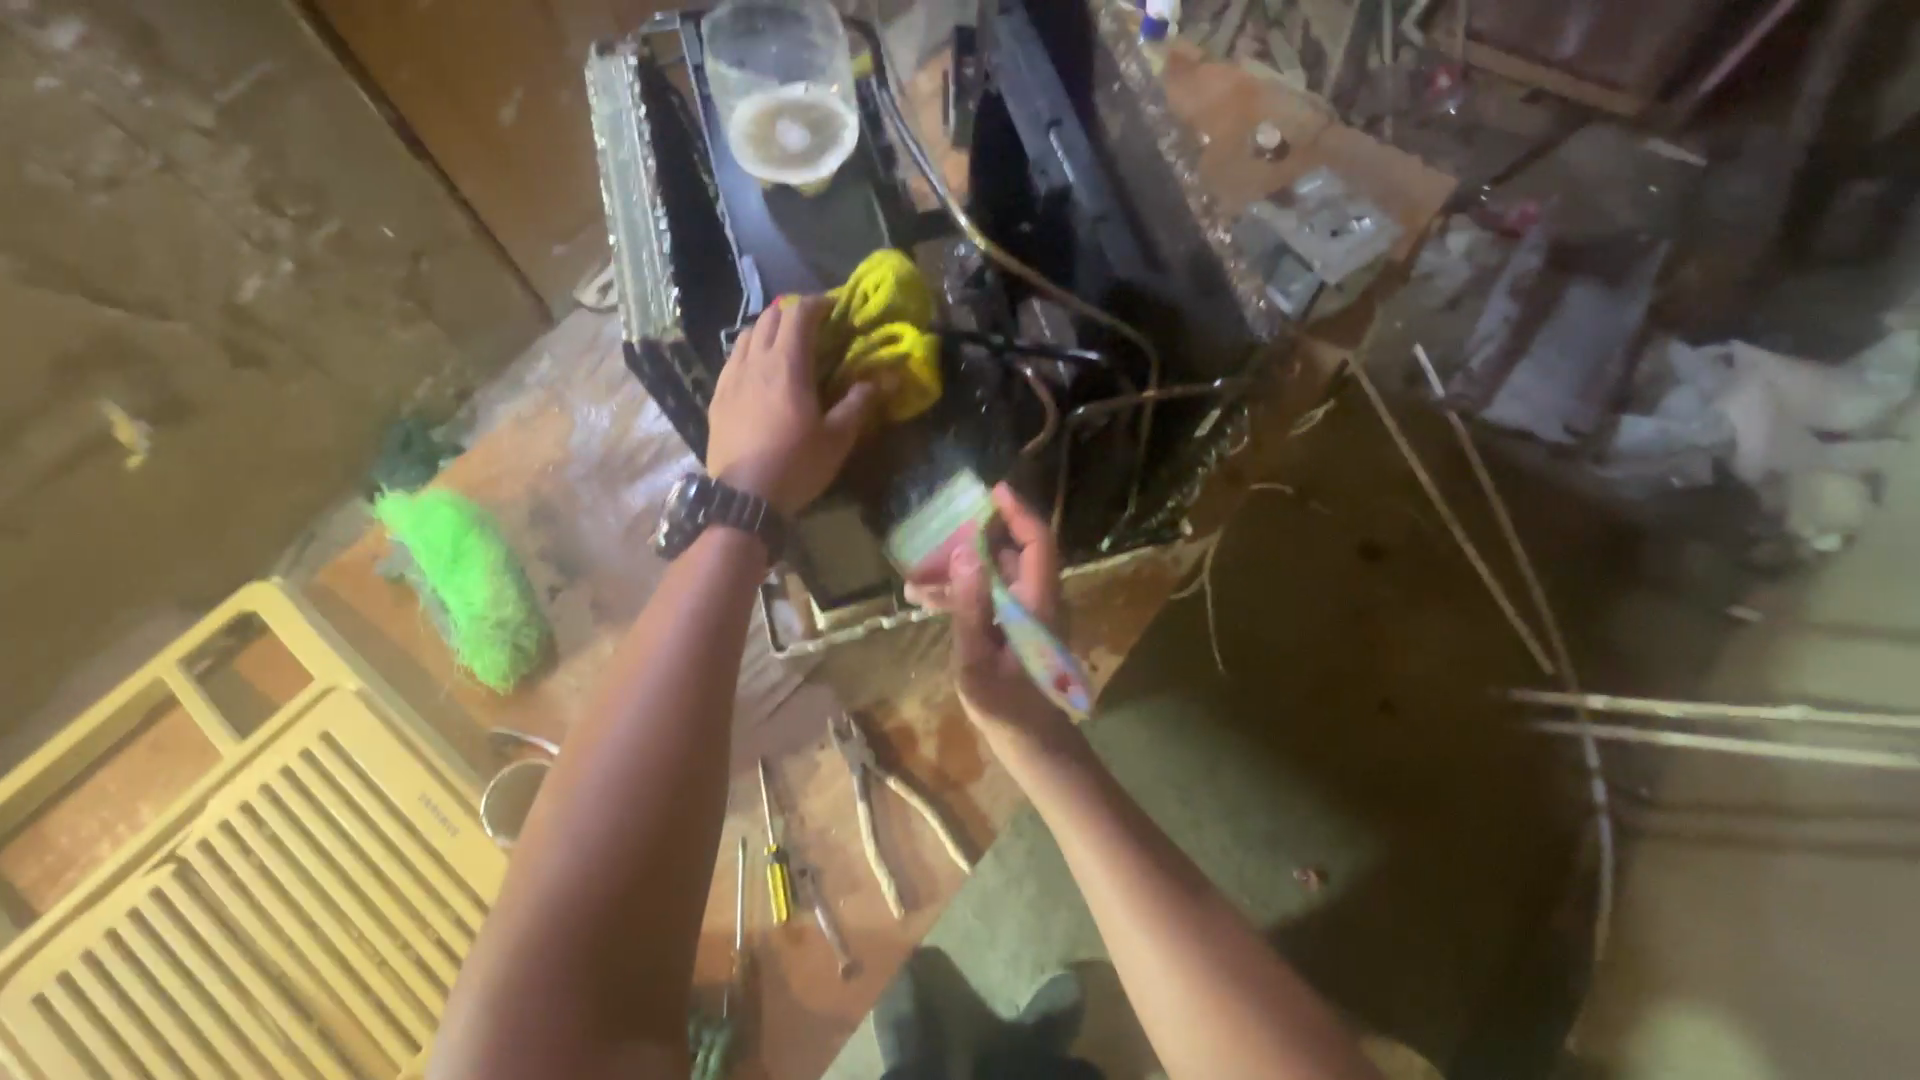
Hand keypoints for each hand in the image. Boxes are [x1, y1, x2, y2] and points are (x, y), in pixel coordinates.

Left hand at [706, 296, 880, 515]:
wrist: (744, 498)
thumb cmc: (796, 466)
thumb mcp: (837, 439)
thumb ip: (858, 404)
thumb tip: (882, 380)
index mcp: (788, 365)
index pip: (799, 313)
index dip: (817, 303)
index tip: (833, 308)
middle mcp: (756, 361)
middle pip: (771, 316)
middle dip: (793, 312)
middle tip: (813, 326)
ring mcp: (731, 377)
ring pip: (748, 334)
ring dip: (769, 329)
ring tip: (785, 345)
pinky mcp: (717, 396)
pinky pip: (733, 358)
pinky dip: (749, 351)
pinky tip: (758, 371)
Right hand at [947, 484, 1074, 738]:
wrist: (1031, 745)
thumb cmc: (1007, 708)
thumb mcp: (978, 663)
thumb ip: (971, 609)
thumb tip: (966, 554)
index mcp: (1038, 604)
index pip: (1038, 542)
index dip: (1019, 513)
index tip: (993, 491)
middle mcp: (1038, 602)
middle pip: (1011, 555)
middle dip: (972, 542)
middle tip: (933, 538)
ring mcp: (1027, 617)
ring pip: (995, 578)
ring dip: (959, 572)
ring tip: (914, 578)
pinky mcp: (1015, 631)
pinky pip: (989, 599)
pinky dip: (962, 595)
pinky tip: (923, 600)